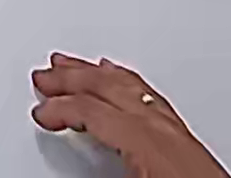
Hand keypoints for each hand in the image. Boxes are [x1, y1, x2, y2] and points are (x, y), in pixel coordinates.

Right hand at [32, 54, 230, 177]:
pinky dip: (124, 80)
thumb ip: (105, 170)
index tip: (40, 111)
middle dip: (71, 77)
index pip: (94, 110)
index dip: (61, 108)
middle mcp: (166, 129)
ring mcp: (180, 132)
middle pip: (108, 87)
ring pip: (128, 85)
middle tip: (43, 75)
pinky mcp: (190, 141)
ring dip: (93, 71)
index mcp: (151, 142)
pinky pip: (149, 94)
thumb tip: (80, 164)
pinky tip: (116, 76)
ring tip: (69, 63)